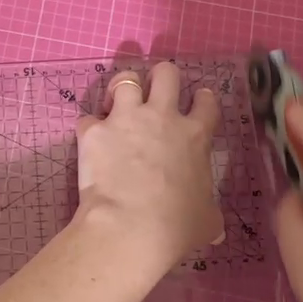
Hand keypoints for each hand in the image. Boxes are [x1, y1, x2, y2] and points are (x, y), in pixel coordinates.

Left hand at [73, 61, 222, 271]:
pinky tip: (91, 140)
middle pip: (166, 73)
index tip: (197, 101)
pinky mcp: (94, 130)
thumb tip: (214, 228)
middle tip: (155, 91)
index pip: (206, 101)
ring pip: (126, 79)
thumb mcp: (207, 219)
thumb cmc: (177, 225)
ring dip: (122, 88)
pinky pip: (89, 118)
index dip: (202, 98)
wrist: (131, 226)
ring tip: (117, 101)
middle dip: (161, 76)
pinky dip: (90, 128)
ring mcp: (126, 119)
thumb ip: (209, 213)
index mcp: (195, 136)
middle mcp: (162, 117)